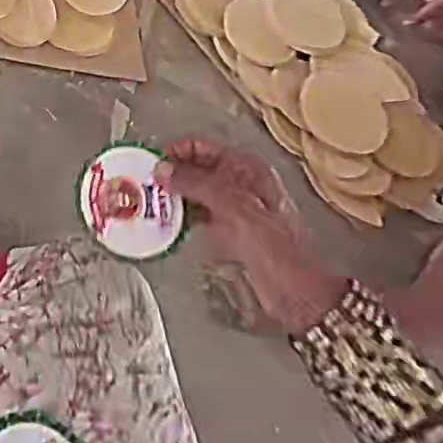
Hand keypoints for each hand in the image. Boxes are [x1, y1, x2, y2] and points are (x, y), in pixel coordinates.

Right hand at [159, 140, 344, 333]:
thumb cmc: (275, 247)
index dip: (177, 152)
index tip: (153, 163)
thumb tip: (163, 169)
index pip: (204, 148)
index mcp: (247, 169)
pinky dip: (181, 218)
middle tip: (145, 185)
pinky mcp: (228, 232)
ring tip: (149, 203)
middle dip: (171, 175)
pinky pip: (198, 217)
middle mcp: (239, 184)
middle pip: (197, 169)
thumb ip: (198, 184)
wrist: (298, 293)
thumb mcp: (236, 208)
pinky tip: (165, 224)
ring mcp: (233, 208)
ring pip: (195, 194)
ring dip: (173, 197)